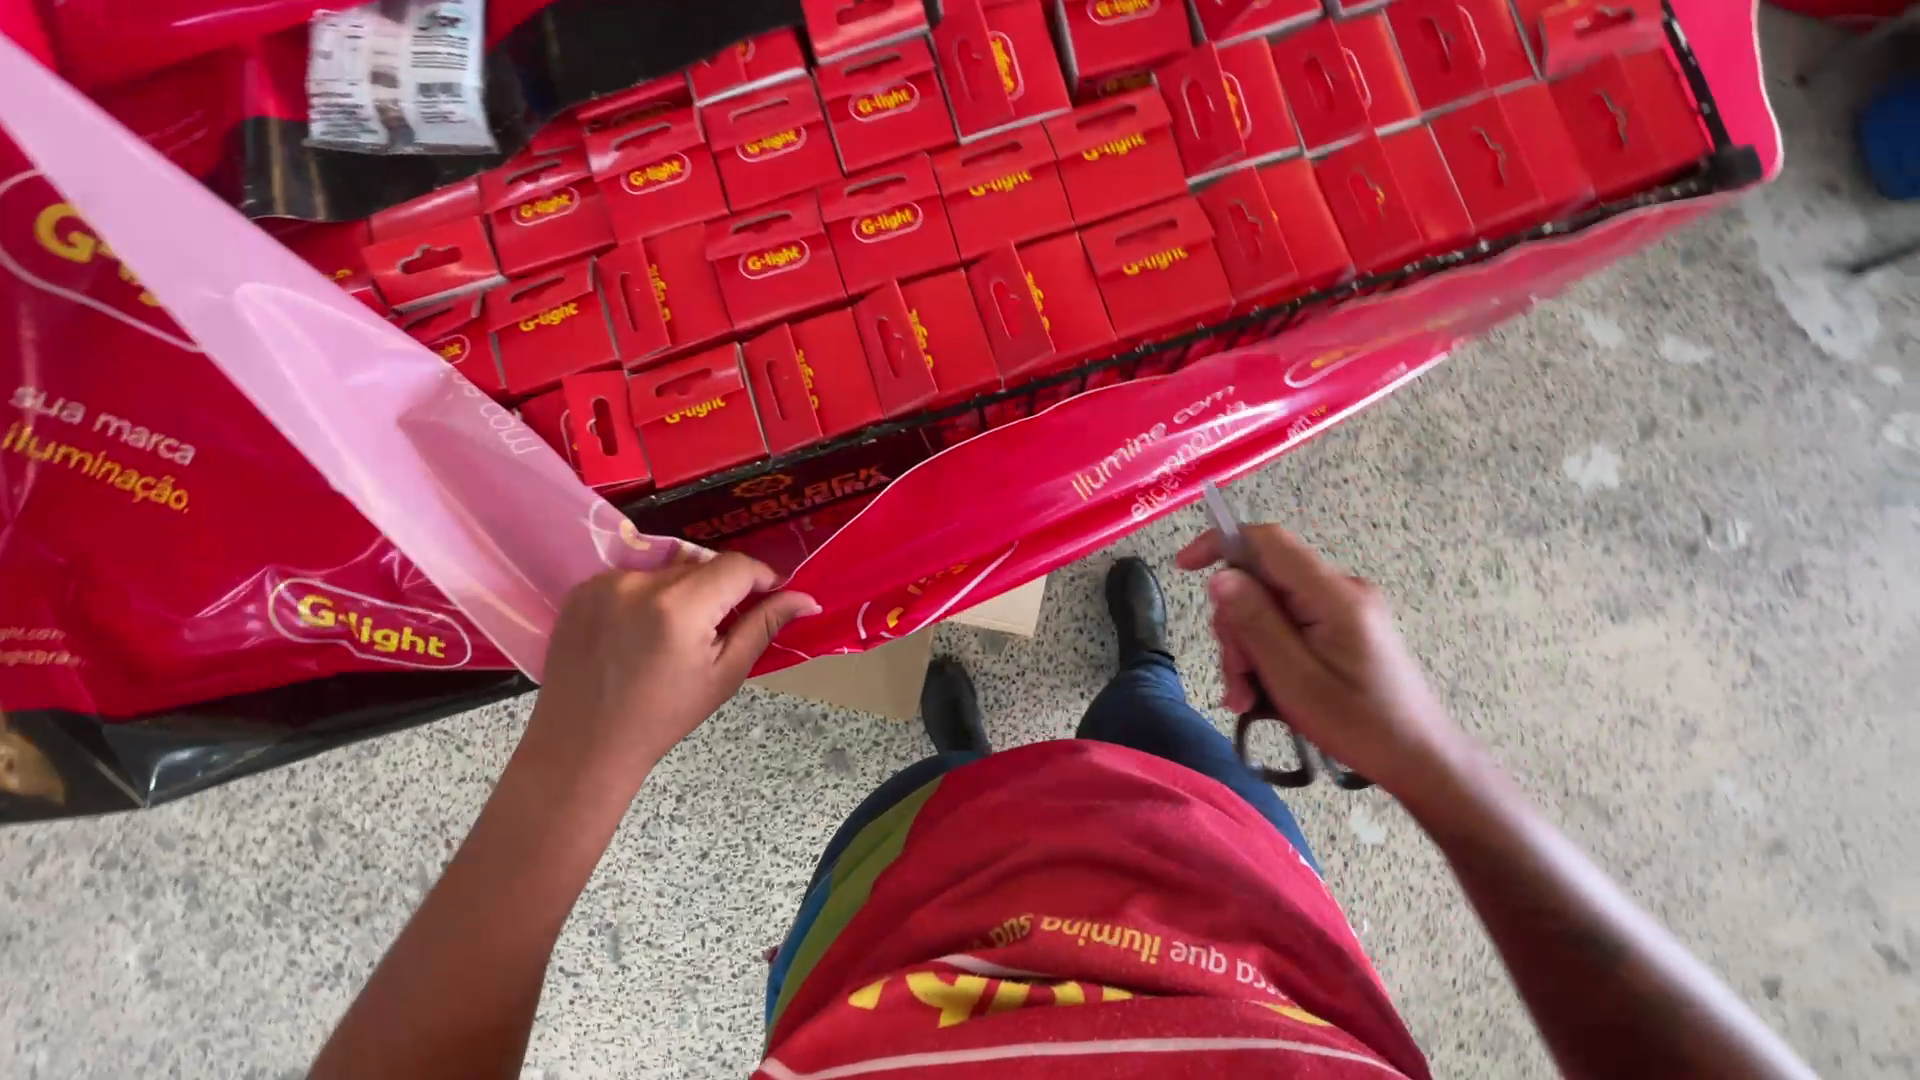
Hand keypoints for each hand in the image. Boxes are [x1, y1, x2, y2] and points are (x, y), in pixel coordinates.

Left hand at [523, 553, 818, 786]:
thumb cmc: (662, 717)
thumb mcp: (725, 674)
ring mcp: (605, 583)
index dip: (762, 576)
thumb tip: (805, 598)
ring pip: (668, 570)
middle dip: (720, 589)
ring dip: (683, 590)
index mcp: (680, 606)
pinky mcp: (581, 590)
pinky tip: (640, 632)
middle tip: (720, 628)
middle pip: (702, 565)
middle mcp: (640, 583)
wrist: (582, 744)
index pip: (737, 566)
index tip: (772, 595)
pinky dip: (647, 595)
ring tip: (674, 634)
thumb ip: (764, 625)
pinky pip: (633, 577)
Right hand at [1177, 525, 1468, 798]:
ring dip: (1247, 650)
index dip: (1220, 543)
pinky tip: (1261, 693)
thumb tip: (1221, 577)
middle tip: (1236, 679)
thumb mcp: (1295, 678)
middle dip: (1236, 628)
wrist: (1419, 758)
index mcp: (1333, 595)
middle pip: (1260, 583)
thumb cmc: (1359, 724)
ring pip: (1267, 608)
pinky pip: (1286, 626)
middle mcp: (1338, 589)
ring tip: (1248, 697)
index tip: (1184, 568)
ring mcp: (1340, 608)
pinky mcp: (1340, 627)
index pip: (1267, 541)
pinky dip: (1266, 655)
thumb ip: (1256, 623)